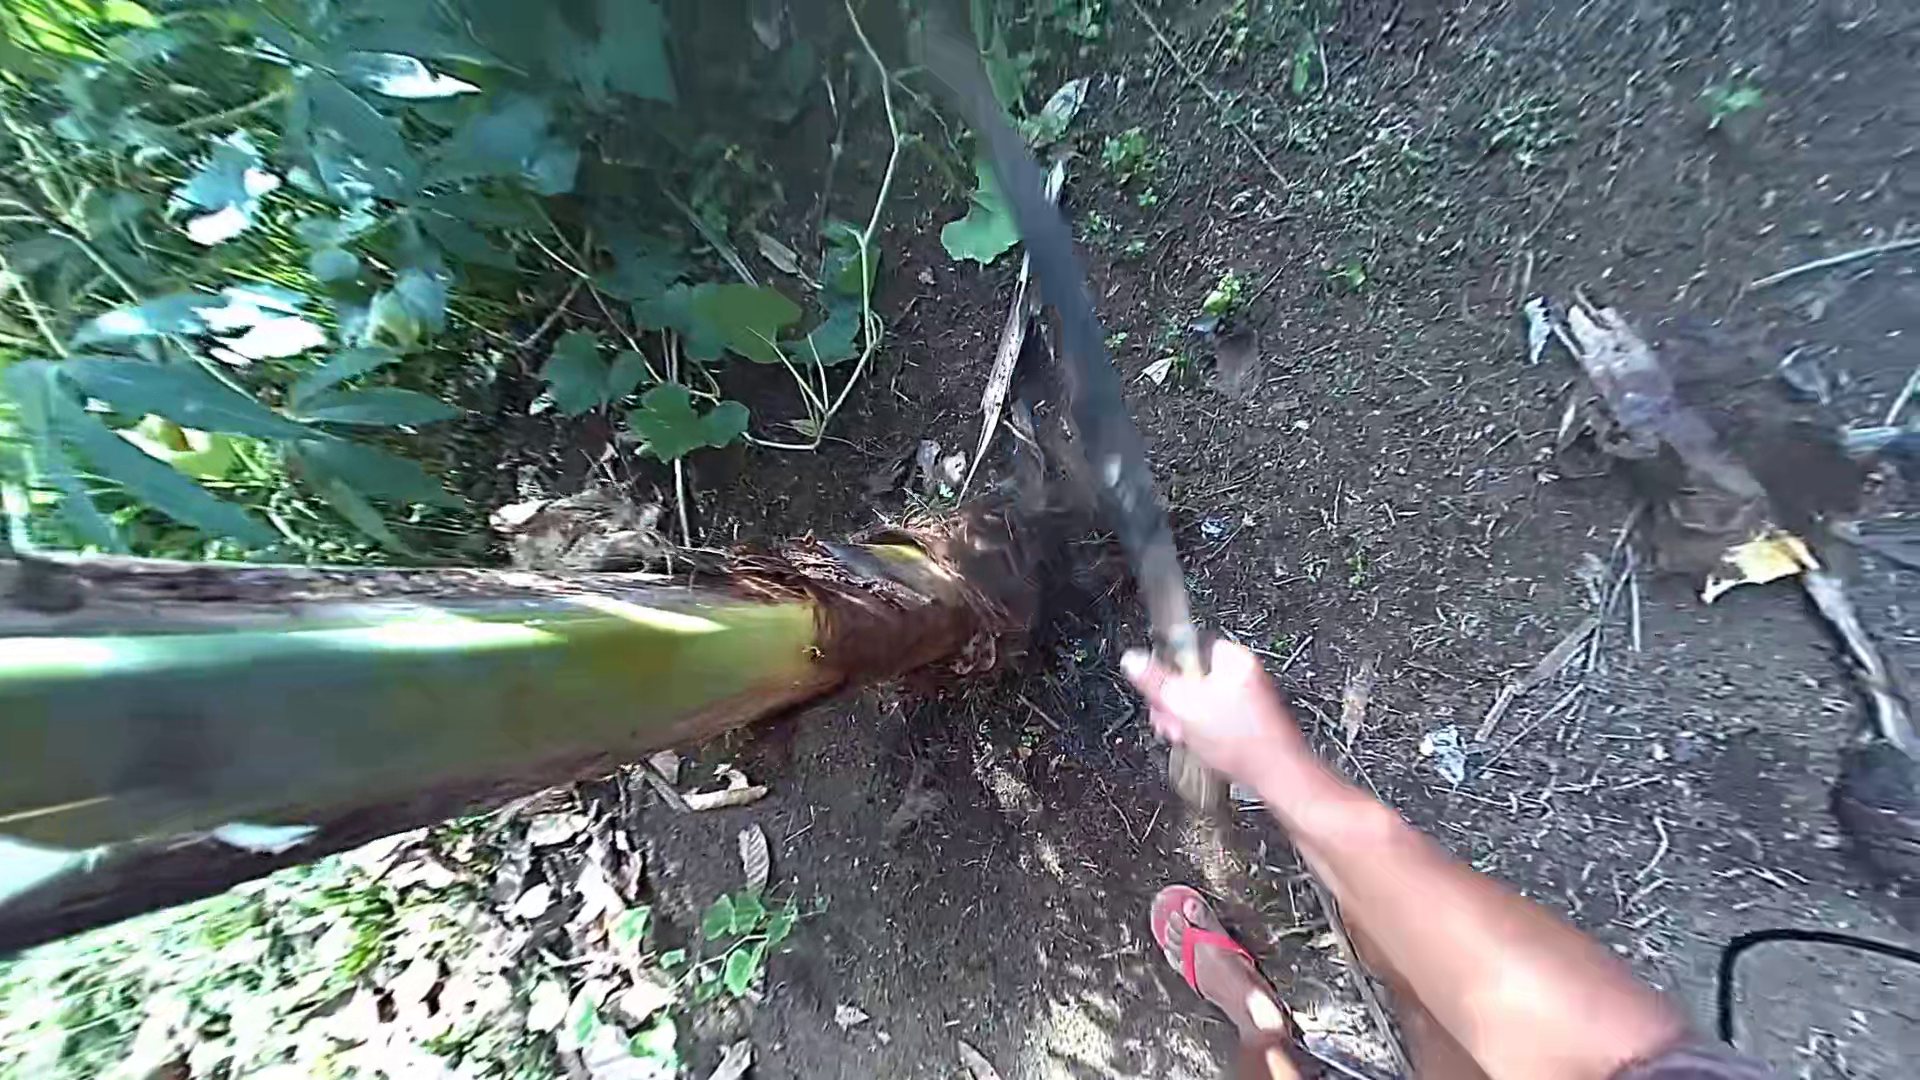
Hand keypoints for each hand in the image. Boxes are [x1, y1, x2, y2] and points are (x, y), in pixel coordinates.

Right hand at [1121, 638, 1312, 793]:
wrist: (1280, 778)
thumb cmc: (1244, 742)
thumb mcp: (1184, 705)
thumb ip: (1155, 680)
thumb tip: (1132, 659)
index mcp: (1232, 659)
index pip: (1188, 646)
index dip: (1168, 668)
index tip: (1161, 685)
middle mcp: (1243, 674)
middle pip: (1191, 675)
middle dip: (1174, 699)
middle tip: (1170, 716)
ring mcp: (1248, 698)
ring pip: (1200, 699)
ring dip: (1185, 717)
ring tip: (1182, 734)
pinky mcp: (1250, 721)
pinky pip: (1215, 715)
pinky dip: (1203, 728)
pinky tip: (1198, 743)